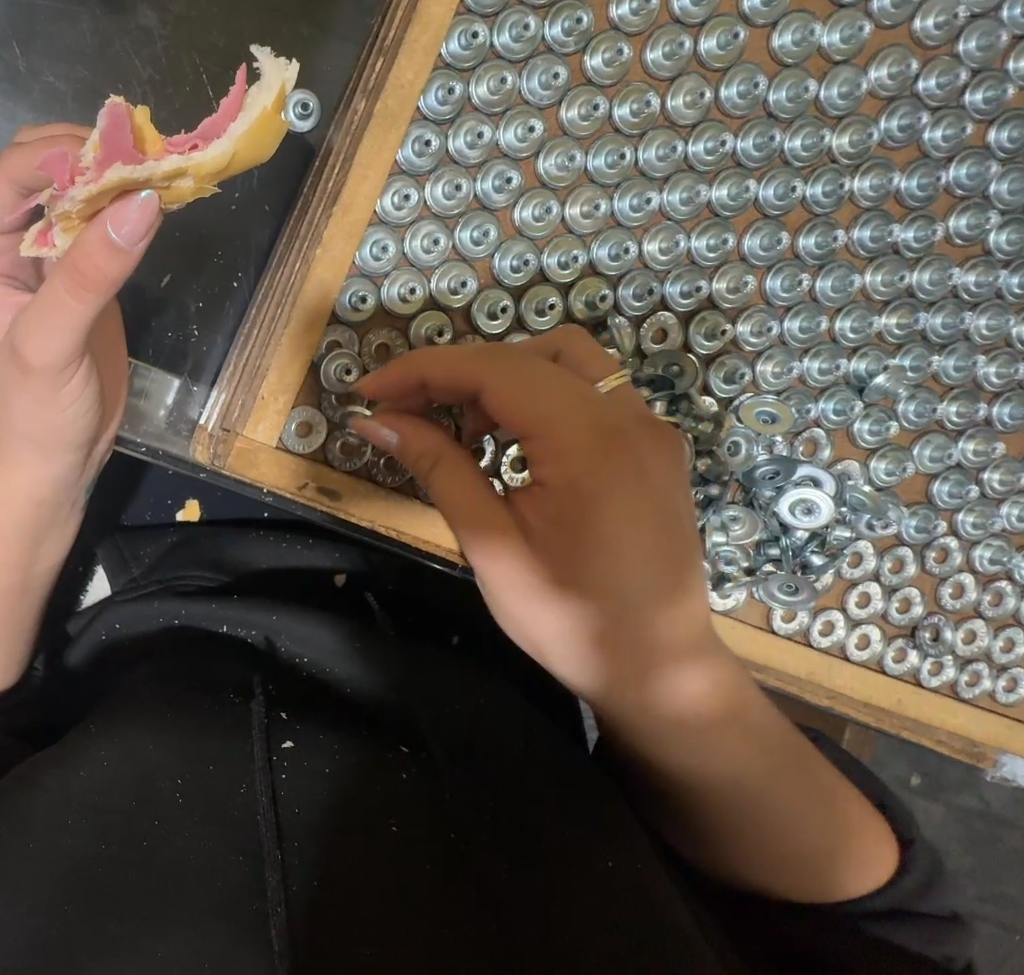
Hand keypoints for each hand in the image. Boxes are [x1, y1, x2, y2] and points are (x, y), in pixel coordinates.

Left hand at [0, 125, 162, 488]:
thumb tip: (142, 201)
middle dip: (90, 155)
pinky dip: (128, 208)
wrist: (59, 456)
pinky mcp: (83, 273)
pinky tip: (159, 203)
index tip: (119, 155)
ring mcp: (47, 256)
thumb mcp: (52, 344)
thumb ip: (88, 275)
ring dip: (114, 176)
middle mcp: (8, 243)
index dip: (61, 153)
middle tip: (145, 161)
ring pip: (77, 190)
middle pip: (43, 168)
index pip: (12, 173)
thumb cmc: (38, 408)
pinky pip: (103, 222)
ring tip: (160, 174)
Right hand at [347, 326, 730, 708]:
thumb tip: (374, 422)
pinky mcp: (650, 447)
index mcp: (589, 441)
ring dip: (496, 377)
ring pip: (563, 360)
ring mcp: (647, 429)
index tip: (366, 394)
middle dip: (452, 372)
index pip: (493, 369)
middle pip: (526, 354)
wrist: (657, 669)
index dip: (421, 371)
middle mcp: (628, 418)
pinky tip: (500, 440)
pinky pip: (585, 391)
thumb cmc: (567, 618)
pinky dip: (532, 396)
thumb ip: (436, 467)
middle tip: (399, 410)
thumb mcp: (489, 544)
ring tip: (452, 425)